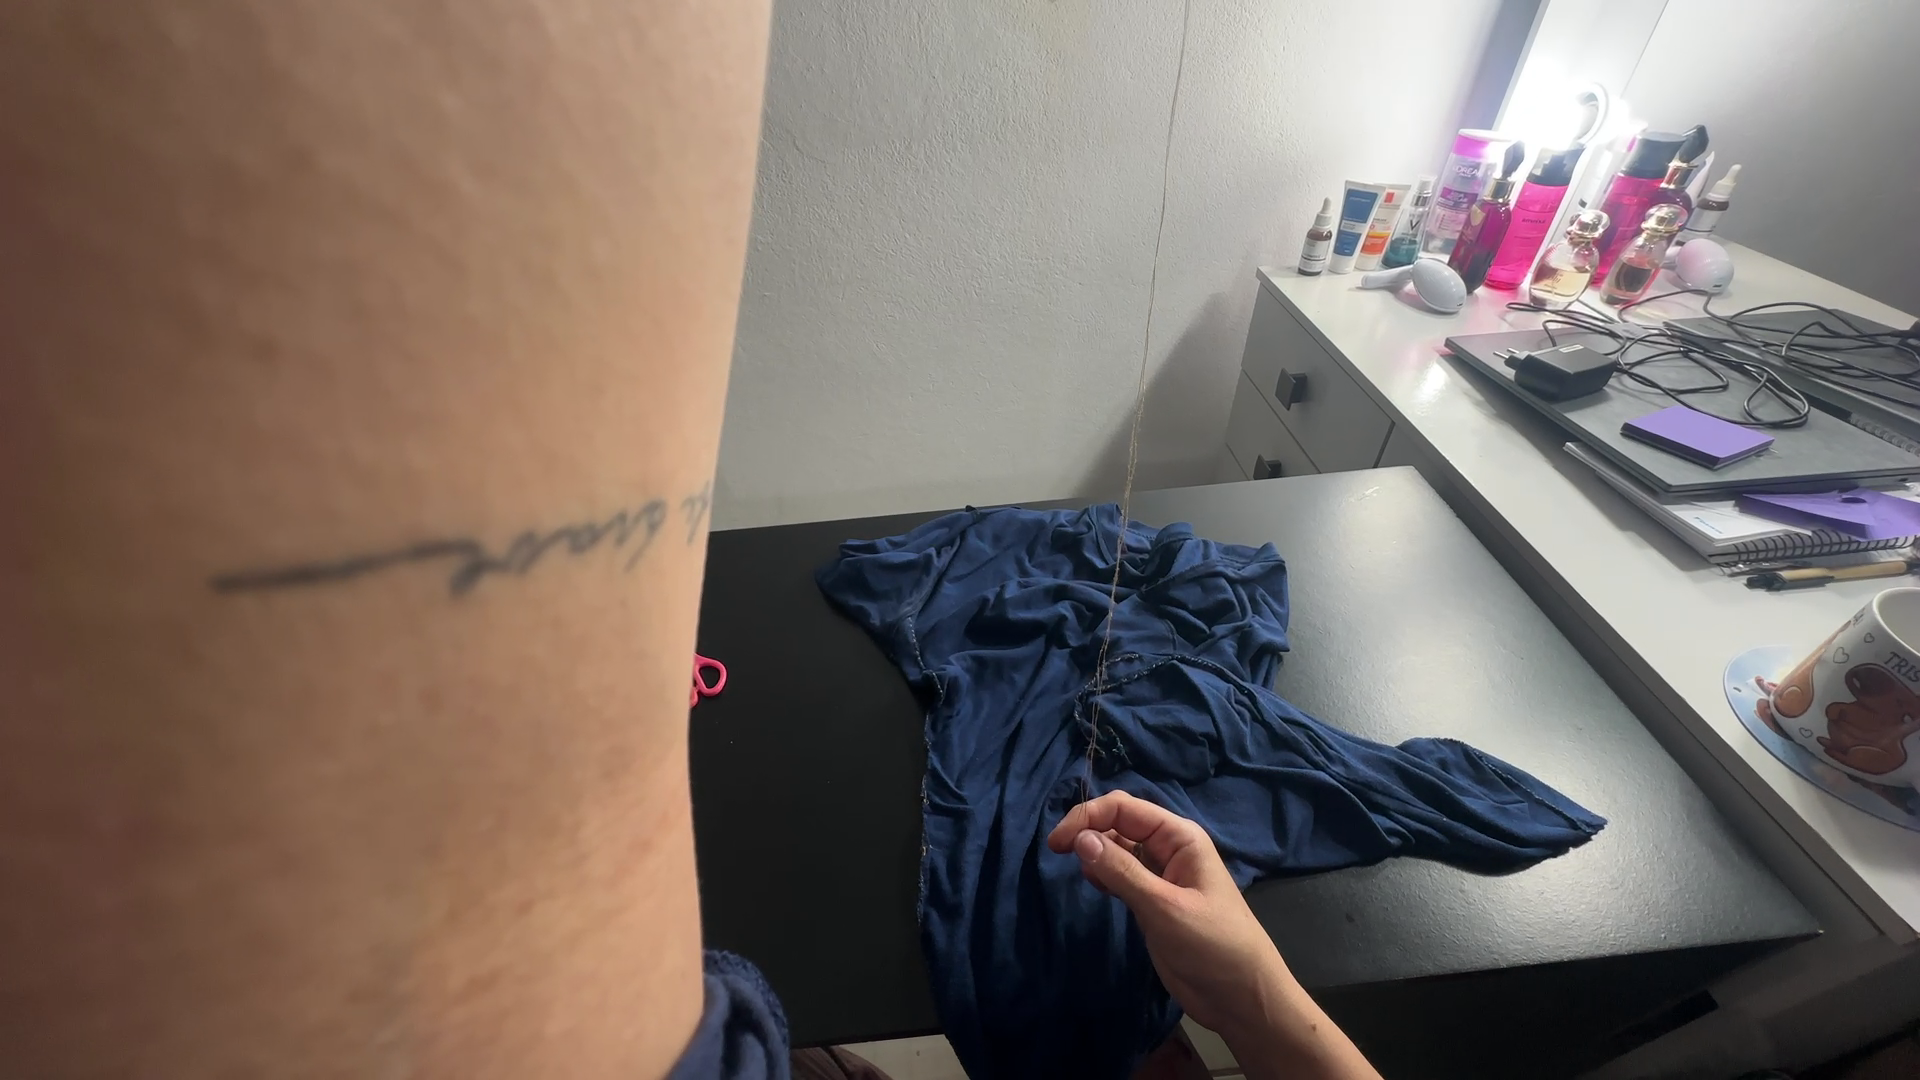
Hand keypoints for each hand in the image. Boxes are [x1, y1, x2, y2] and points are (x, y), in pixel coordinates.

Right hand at [1048, 792, 1382, 1079]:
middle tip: (1057, 850)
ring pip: (1117, 845)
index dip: (1088, 817)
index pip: (1124, 808)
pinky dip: (1102, 872)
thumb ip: (1121, 871)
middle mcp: (1168, 847)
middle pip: (1119, 821)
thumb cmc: (1213, 946)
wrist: (1243, 1000)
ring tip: (1079, 871)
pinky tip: (1094, 884)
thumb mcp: (1164, 908)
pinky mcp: (1152, 898)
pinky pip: (1120, 871)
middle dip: (1088, 828)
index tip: (1058, 842)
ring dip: (1094, 851)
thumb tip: (1080, 839)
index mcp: (1178, 836)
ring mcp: (1160, 872)